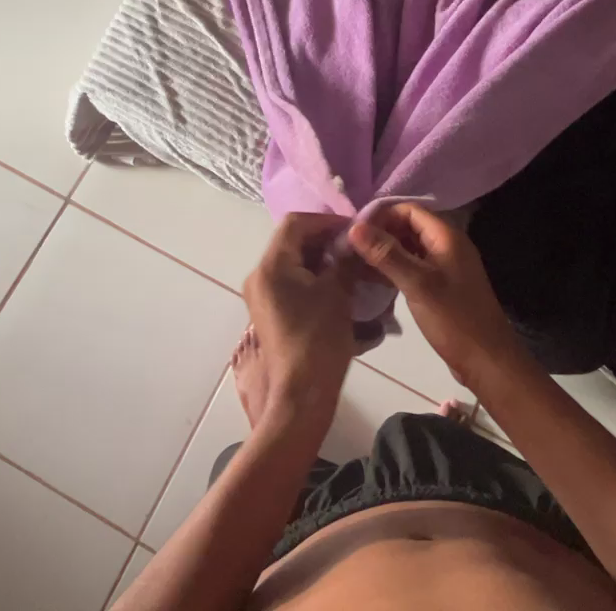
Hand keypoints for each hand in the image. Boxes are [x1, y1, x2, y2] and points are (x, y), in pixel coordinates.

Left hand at [241, 213, 359, 425]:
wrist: (301, 393)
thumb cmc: (319, 338)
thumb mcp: (338, 292)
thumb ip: (345, 260)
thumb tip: (354, 242)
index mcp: (271, 265)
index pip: (296, 223)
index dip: (327, 221)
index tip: (355, 230)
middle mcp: (259, 276)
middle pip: (292, 242)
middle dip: (325, 241)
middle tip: (356, 249)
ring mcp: (261, 296)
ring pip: (292, 263)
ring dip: (322, 260)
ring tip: (352, 268)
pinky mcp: (269, 313)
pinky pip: (291, 283)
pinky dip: (313, 278)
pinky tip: (338, 288)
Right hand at [348, 204, 528, 393]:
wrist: (487, 361)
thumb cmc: (454, 319)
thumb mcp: (417, 284)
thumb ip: (386, 254)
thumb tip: (354, 227)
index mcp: (447, 236)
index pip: (409, 210)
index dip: (381, 216)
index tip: (354, 231)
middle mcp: (448, 245)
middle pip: (409, 226)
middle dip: (381, 233)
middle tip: (350, 248)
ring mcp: (446, 267)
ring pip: (410, 248)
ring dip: (386, 252)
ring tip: (355, 263)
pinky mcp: (442, 286)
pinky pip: (415, 267)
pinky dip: (395, 269)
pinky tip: (373, 280)